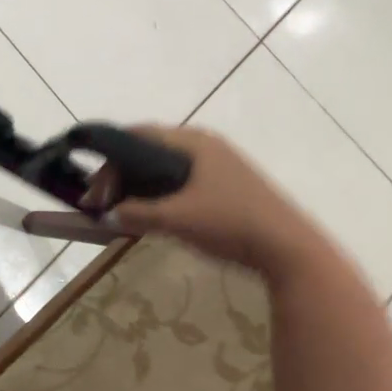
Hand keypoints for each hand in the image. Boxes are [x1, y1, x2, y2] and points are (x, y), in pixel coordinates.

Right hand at [100, 126, 329, 278]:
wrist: (296, 255)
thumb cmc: (232, 224)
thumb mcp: (177, 219)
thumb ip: (136, 213)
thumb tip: (106, 215)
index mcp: (193, 141)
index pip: (137, 135)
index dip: (110, 158)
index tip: (95, 186)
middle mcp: (206, 145)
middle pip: (150, 151)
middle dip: (123, 174)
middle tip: (105, 200)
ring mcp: (223, 165)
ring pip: (168, 167)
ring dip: (143, 185)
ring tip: (126, 208)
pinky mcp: (232, 187)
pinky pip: (184, 180)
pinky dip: (163, 191)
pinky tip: (157, 213)